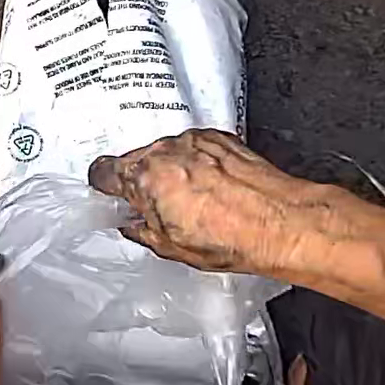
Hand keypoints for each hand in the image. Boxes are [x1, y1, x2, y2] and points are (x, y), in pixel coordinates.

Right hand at [87, 129, 347, 275]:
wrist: (281, 222)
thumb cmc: (232, 237)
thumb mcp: (171, 247)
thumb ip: (141, 230)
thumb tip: (132, 225)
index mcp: (144, 179)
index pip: (103, 171)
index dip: (103, 184)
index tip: (107, 190)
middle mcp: (164, 152)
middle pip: (134, 160)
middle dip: (141, 181)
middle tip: (158, 206)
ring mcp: (191, 141)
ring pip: (163, 152)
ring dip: (168, 169)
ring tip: (192, 198)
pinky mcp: (215, 136)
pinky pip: (191, 147)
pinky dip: (194, 161)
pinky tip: (209, 185)